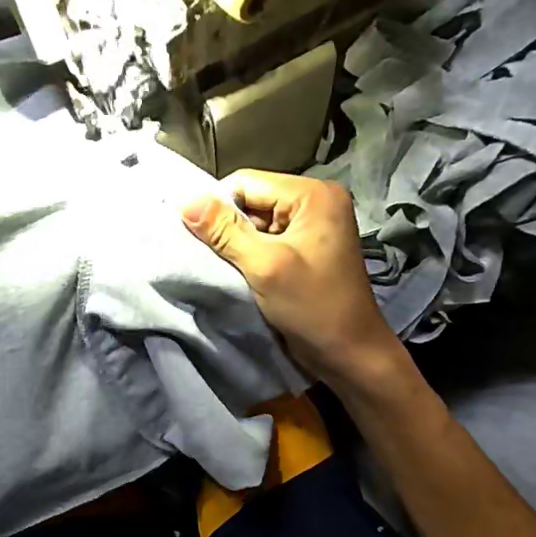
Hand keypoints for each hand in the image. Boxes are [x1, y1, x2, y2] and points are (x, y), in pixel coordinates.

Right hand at [182, 170, 406, 386]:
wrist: (350, 353)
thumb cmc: (313, 307)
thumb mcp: (265, 266)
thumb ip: (225, 232)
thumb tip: (186, 202)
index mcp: (313, 195)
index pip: (248, 183)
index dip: (218, 206)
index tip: (196, 236)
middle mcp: (316, 202)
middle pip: (253, 201)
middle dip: (229, 227)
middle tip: (209, 256)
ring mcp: (313, 227)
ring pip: (257, 224)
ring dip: (238, 245)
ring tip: (225, 268)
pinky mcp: (307, 251)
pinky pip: (268, 242)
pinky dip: (251, 256)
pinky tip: (240, 274)